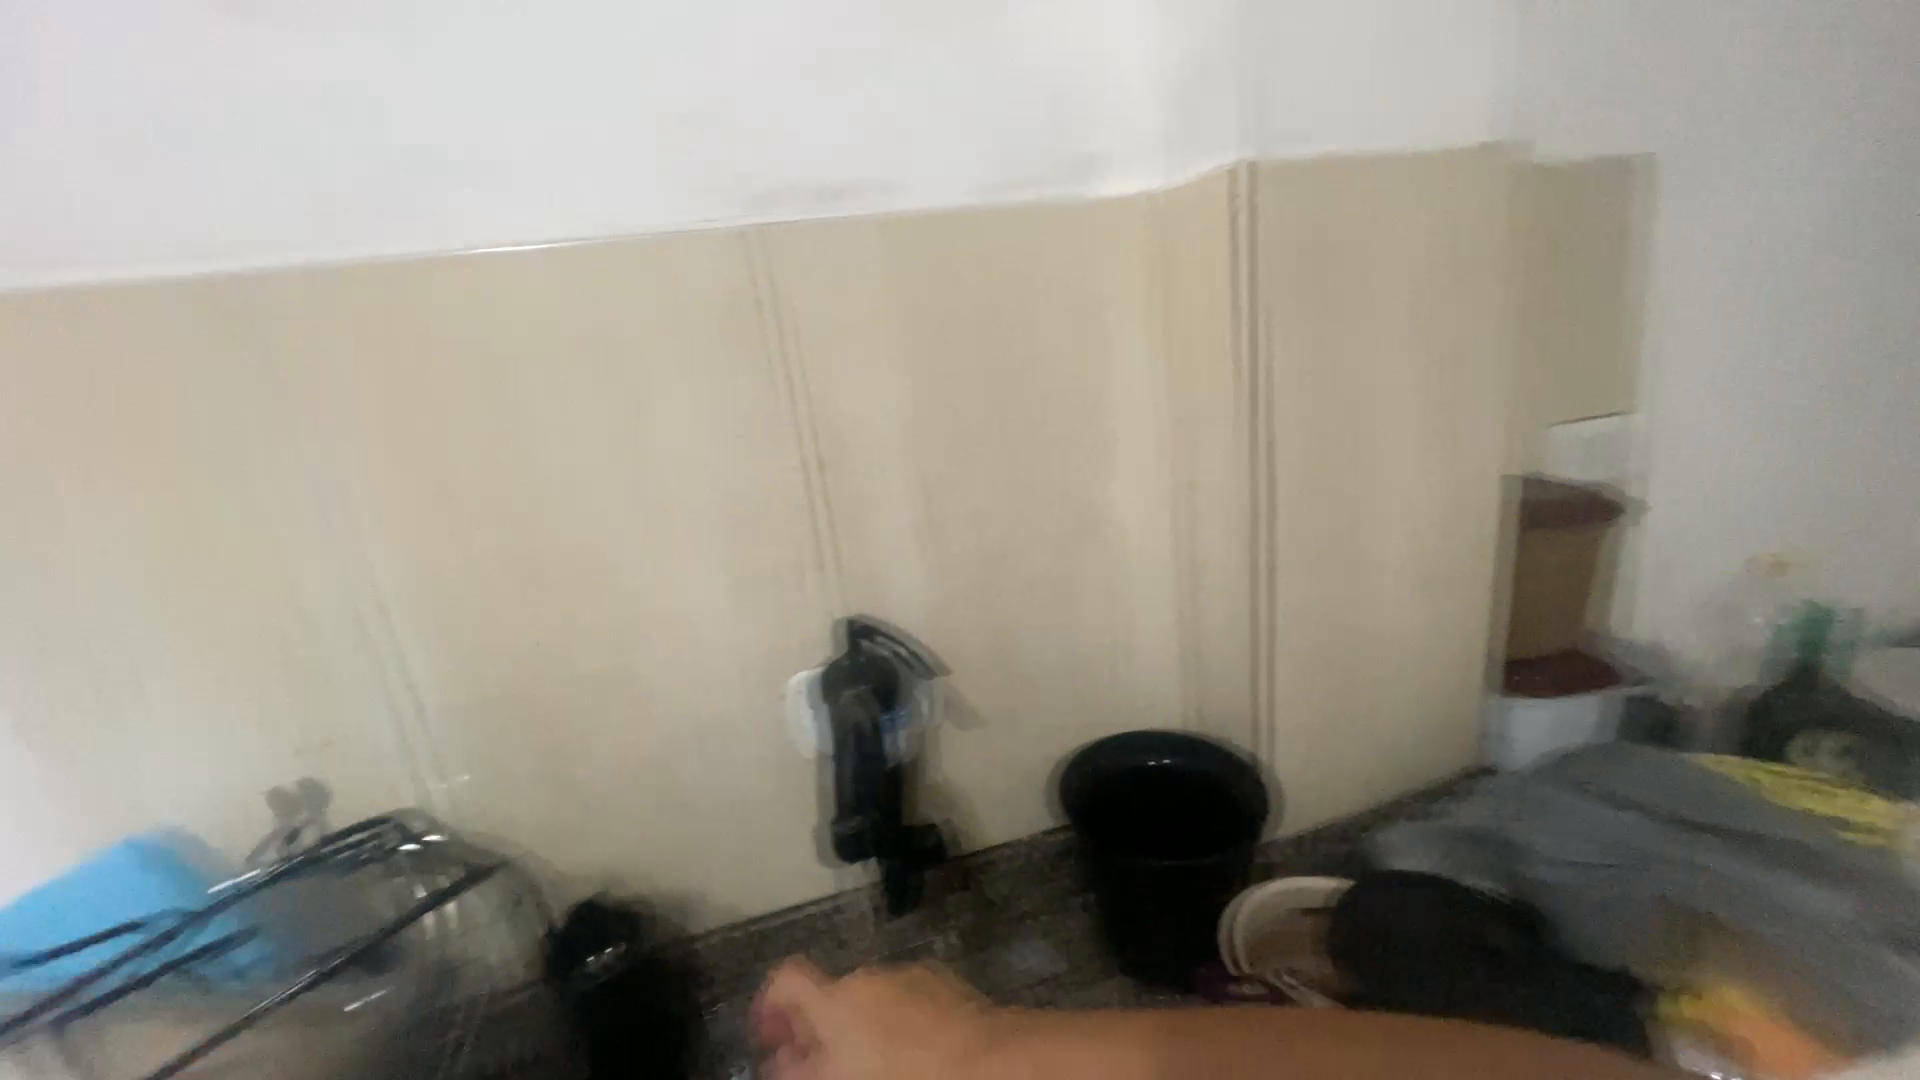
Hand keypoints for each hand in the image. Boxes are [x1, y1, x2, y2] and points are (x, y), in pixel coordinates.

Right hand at [752, 957, 1004, 1079]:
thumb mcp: (838, 1078)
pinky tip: (912, 1055)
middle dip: (820, 1030)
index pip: (786, 979)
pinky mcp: (943, 982)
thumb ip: (802, 1070)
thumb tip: (781, 1063)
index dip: (770, 1004)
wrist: (987, 1063)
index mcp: (836, 1000)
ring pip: (871, 999)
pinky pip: (906, 999)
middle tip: (819, 1067)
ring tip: (871, 1066)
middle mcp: (868, 977)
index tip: (766, 1035)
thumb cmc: (904, 1078)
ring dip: (861, 1027)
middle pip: (830, 995)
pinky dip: (898, 1021)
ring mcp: (908, 976)